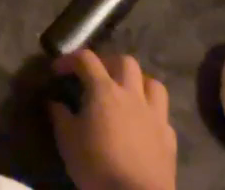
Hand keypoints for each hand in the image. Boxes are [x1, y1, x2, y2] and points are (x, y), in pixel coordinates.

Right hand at [48, 51, 177, 189]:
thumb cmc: (97, 166)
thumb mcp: (67, 140)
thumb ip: (60, 116)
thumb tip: (55, 102)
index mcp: (104, 91)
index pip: (86, 59)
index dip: (69, 59)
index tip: (57, 71)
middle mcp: (132, 95)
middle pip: (125, 62)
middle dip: (108, 63)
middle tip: (96, 77)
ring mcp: (155, 116)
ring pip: (153, 83)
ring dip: (138, 83)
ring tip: (125, 94)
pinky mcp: (169, 138)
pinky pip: (162, 114)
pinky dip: (151, 113)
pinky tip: (142, 125)